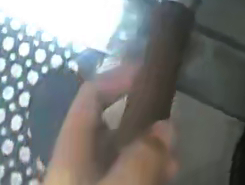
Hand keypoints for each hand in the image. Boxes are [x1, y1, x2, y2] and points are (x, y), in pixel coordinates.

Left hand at [42, 65, 177, 184]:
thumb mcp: (117, 184)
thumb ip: (142, 156)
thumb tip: (167, 125)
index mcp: (69, 144)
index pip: (91, 94)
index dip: (119, 77)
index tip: (150, 71)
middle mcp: (73, 160)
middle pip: (107, 126)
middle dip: (141, 120)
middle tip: (171, 121)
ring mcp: (83, 180)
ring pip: (117, 156)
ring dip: (146, 150)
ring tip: (175, 157)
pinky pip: (119, 177)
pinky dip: (141, 173)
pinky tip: (163, 176)